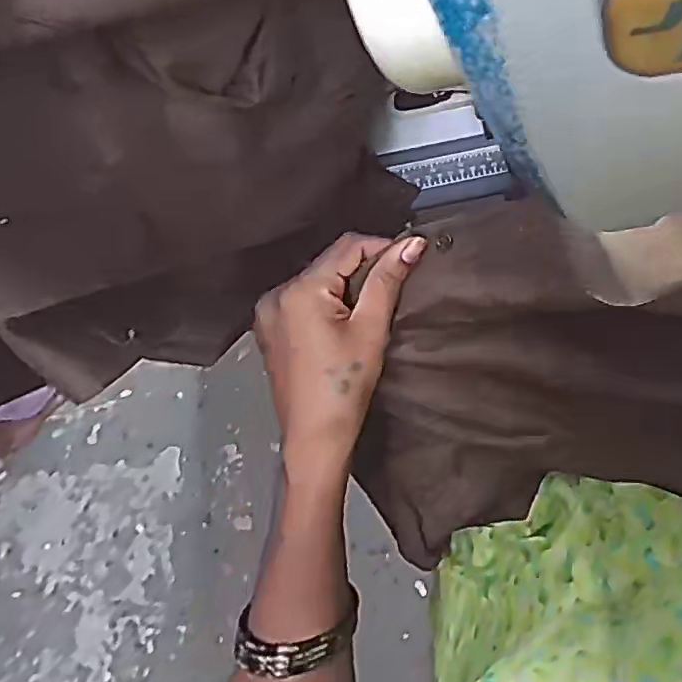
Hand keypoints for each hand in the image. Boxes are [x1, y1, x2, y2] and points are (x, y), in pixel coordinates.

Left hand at [254, 232, 426, 492]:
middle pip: (331, 262)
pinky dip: (330, 302)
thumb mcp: (372, 327)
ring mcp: (270, 314)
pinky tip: (346, 324)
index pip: (347, 246)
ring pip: (319, 280)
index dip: (382, 247)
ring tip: (372, 309)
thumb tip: (411, 245)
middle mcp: (277, 296)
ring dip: (348, 285)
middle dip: (366, 268)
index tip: (409, 256)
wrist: (316, 437)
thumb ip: (388, 279)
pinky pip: (305, 300)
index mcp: (299, 291)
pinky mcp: (272, 330)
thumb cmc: (343, 388)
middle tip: (395, 285)